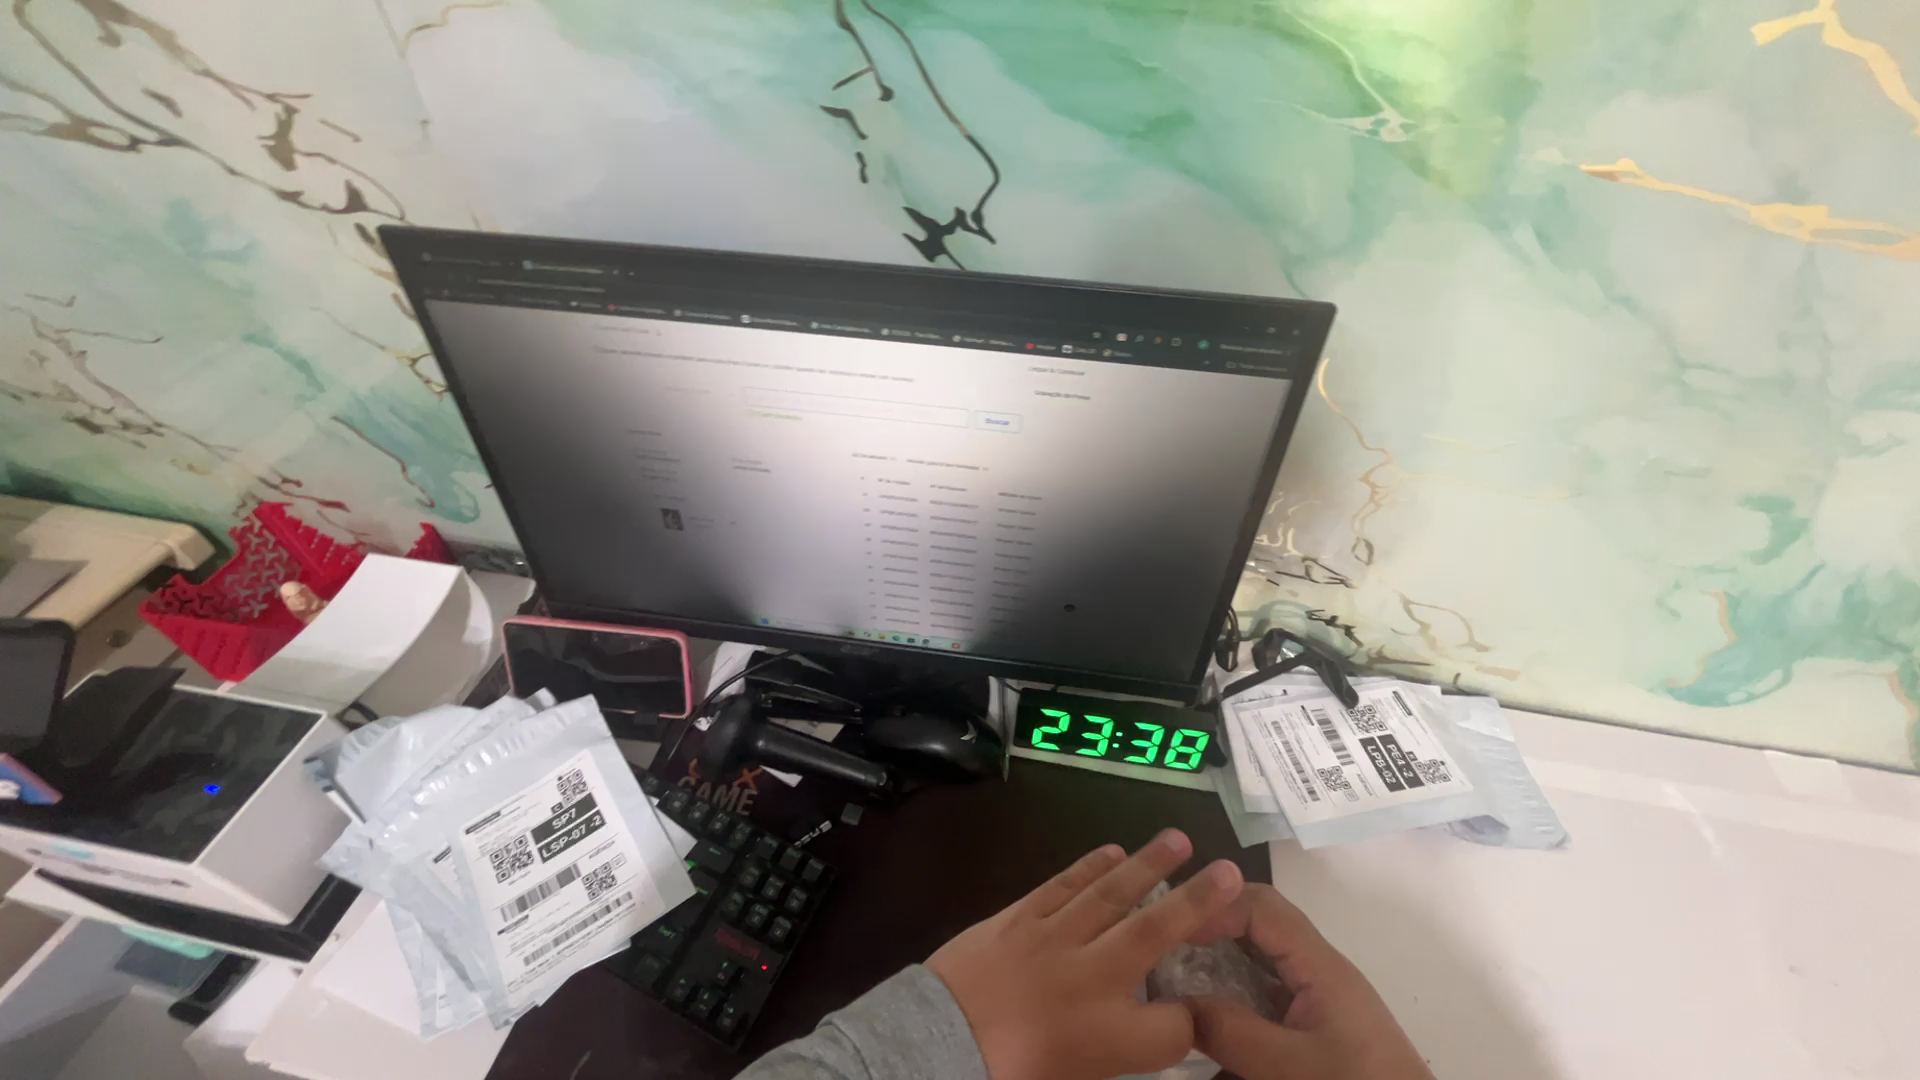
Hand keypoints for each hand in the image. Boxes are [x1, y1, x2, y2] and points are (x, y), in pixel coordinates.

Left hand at [927, 829, 1244, 1079]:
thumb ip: (1119, 1049)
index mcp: (1109, 1037)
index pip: (1176, 1027)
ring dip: (1147, 864)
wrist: (936, 1047)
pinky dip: (1090, 865)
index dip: (1195, 1021)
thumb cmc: (1006, 1075)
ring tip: (1177, 840)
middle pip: (1155, 933)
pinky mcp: (1019, 915)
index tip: (1203, 1011)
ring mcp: (1053, 938)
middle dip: (1196, 902)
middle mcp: (1091, 979)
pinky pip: (1063, 884)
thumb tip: (1150, 1026)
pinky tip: (1113, 850)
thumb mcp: (1077, 1076)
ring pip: (1110, 893)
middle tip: (1230, 870)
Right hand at [1186, 885, 1433, 1079]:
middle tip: (1167, 942)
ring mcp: (1321, 997)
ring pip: (1260, 955)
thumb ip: (1231, 1032)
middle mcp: (1320, 969)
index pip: (1259, 904)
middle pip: (1258, 921)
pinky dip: (1236, 994)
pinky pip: (1268, 990)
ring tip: (1178, 975)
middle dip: (1211, 925)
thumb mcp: (1290, 1070)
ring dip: (1220, 958)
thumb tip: (1173, 1003)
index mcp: (1320, 965)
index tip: (1172, 929)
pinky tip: (1212, 1023)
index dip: (1213, 905)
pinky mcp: (1320, 1025)